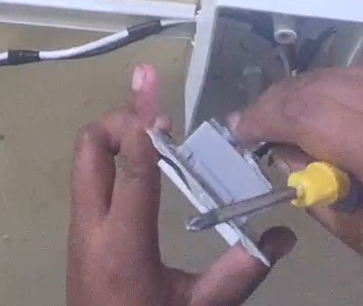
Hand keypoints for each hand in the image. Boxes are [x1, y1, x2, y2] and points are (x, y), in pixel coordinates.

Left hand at [67, 64, 295, 305]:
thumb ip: (238, 275)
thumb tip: (284, 239)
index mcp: (123, 246)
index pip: (131, 171)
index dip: (141, 125)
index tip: (151, 88)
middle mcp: (91, 227)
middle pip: (89, 147)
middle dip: (121, 119)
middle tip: (160, 121)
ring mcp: (79, 227)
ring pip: (85, 157)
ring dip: (117, 136)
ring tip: (157, 136)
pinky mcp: (79, 230)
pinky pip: (90, 175)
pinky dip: (114, 157)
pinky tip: (144, 166)